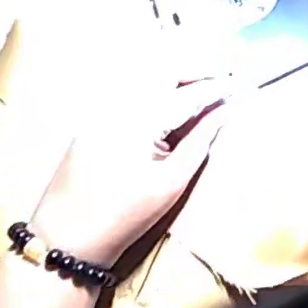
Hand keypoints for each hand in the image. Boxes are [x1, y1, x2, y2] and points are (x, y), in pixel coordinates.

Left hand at [29, 78, 228, 263]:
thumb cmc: (124, 216)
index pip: (188, 93)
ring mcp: (103, 107)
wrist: (64, 240)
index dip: (218, 88)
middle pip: (165, 68)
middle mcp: (119, 103)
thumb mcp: (172, 182)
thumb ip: (201, 139)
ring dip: (178, 71)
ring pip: (146, 72)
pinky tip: (174, 93)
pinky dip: (158, 82)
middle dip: (198, 67)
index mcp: (140, 120)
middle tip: (226, 74)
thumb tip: (225, 111)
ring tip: (204, 80)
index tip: (242, 84)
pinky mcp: (95, 116)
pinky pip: (132, 86)